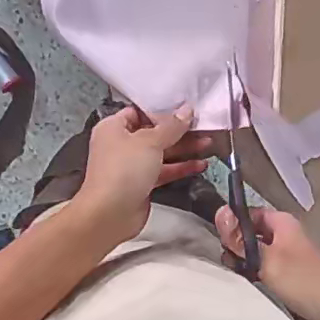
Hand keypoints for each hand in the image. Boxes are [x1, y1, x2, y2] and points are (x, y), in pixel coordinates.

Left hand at [67, 105, 210, 247]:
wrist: (110, 213)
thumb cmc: (124, 169)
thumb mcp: (150, 141)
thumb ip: (171, 126)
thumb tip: (186, 110)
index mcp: (113, 127)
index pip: (139, 111)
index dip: (161, 109)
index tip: (186, 106)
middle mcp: (120, 144)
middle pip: (153, 132)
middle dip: (178, 130)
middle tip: (204, 124)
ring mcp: (131, 166)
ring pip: (160, 152)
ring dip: (184, 149)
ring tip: (209, 142)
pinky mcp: (141, 184)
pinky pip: (163, 171)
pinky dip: (180, 167)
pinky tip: (201, 164)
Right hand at [215, 206, 319, 319]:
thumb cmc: (301, 281)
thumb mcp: (265, 258)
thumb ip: (240, 239)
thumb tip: (219, 212)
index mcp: (283, 222)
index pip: (249, 213)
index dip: (234, 222)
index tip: (220, 238)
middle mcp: (285, 235)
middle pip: (251, 233)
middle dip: (236, 245)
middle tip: (228, 260)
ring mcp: (287, 256)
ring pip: (254, 252)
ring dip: (243, 262)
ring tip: (237, 274)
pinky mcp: (287, 275)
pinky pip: (263, 268)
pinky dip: (253, 273)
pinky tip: (247, 283)